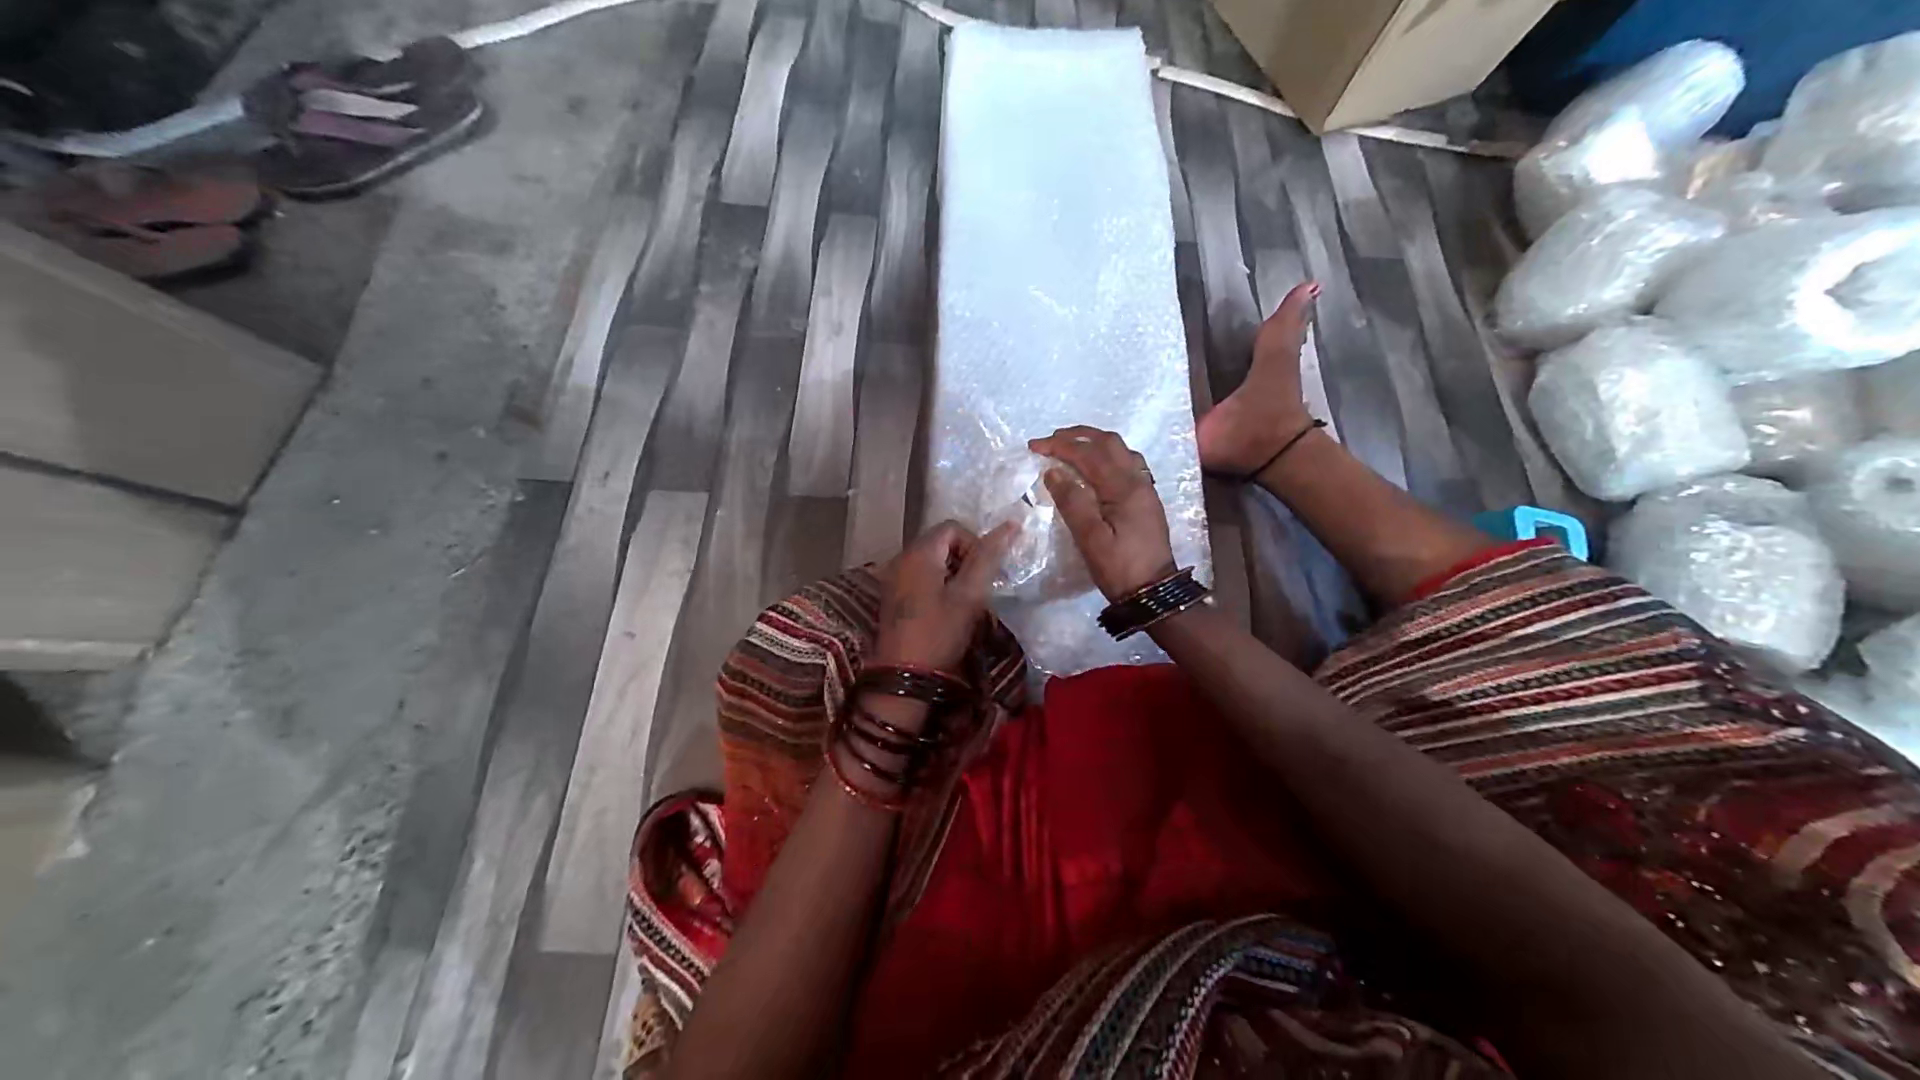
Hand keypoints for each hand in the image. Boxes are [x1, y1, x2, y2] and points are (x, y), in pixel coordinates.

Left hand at [874, 520, 1017, 671]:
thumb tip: (1011, 525)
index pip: (953, 527)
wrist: (904, 675)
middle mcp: (901, 557)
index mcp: (919, 552)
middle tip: (976, 589)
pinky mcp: (893, 595)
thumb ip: (988, 558)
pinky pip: (920, 575)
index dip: (975, 544)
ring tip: (964, 601)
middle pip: (941, 541)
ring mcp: (894, 576)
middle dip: (964, 559)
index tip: (983, 574)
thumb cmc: (939, 632)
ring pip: (932, 560)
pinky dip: (937, 584)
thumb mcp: (969, 595)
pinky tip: (946, 609)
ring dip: (953, 573)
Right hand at [1028, 426, 1175, 599]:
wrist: (1155, 592)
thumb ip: (1072, 502)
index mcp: (1123, 488)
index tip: (1034, 447)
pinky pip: (1128, 464)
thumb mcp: (1090, 539)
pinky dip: (1108, 456)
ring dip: (1095, 443)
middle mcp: (1138, 480)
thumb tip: (1053, 471)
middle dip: (1078, 436)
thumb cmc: (1119, 568)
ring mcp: (1146, 489)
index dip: (1060, 446)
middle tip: (1051, 440)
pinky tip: (1097, 467)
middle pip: (1109, 443)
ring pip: (1121, 451)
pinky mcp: (1146, 499)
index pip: (1088, 455)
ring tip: (1071, 447)